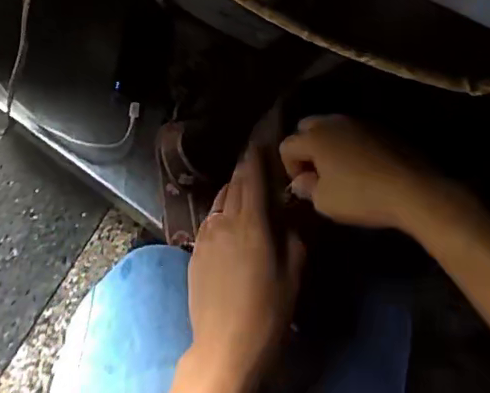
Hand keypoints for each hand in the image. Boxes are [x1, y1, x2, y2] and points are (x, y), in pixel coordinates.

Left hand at [177, 145, 304, 392]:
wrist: (223, 348)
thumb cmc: (267, 311)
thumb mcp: (293, 273)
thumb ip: (294, 235)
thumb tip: (292, 212)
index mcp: (251, 222)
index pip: (252, 175)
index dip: (256, 155)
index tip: (262, 140)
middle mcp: (224, 220)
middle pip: (234, 183)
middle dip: (246, 169)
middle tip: (257, 161)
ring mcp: (205, 236)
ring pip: (220, 200)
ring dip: (233, 190)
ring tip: (245, 193)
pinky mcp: (194, 252)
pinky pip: (210, 220)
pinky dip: (222, 212)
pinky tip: (230, 224)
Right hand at [278, 115, 461, 233]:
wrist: (412, 187)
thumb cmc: (361, 196)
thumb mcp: (326, 202)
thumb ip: (307, 188)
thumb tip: (301, 180)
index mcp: (315, 136)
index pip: (287, 145)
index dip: (289, 167)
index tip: (304, 186)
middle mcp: (334, 120)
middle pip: (308, 126)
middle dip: (306, 148)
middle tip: (318, 173)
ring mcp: (359, 119)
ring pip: (333, 126)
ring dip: (330, 144)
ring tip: (340, 170)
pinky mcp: (380, 124)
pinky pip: (355, 130)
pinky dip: (351, 143)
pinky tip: (363, 166)